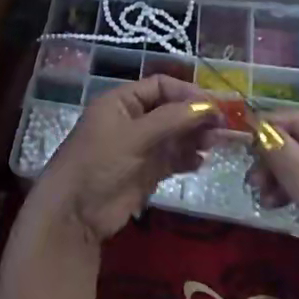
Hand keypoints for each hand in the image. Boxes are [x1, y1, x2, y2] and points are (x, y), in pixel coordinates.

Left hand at [28, 75, 223, 244]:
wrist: (76, 212)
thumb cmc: (99, 163)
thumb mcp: (134, 136)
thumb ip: (172, 119)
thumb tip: (209, 107)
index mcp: (120, 102)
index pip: (160, 86)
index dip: (187, 93)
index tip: (215, 107)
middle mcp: (131, 120)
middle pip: (171, 110)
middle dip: (195, 116)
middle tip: (222, 128)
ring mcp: (139, 147)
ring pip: (175, 135)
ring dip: (195, 137)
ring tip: (213, 145)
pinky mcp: (146, 172)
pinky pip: (172, 159)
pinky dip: (187, 158)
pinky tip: (199, 163)